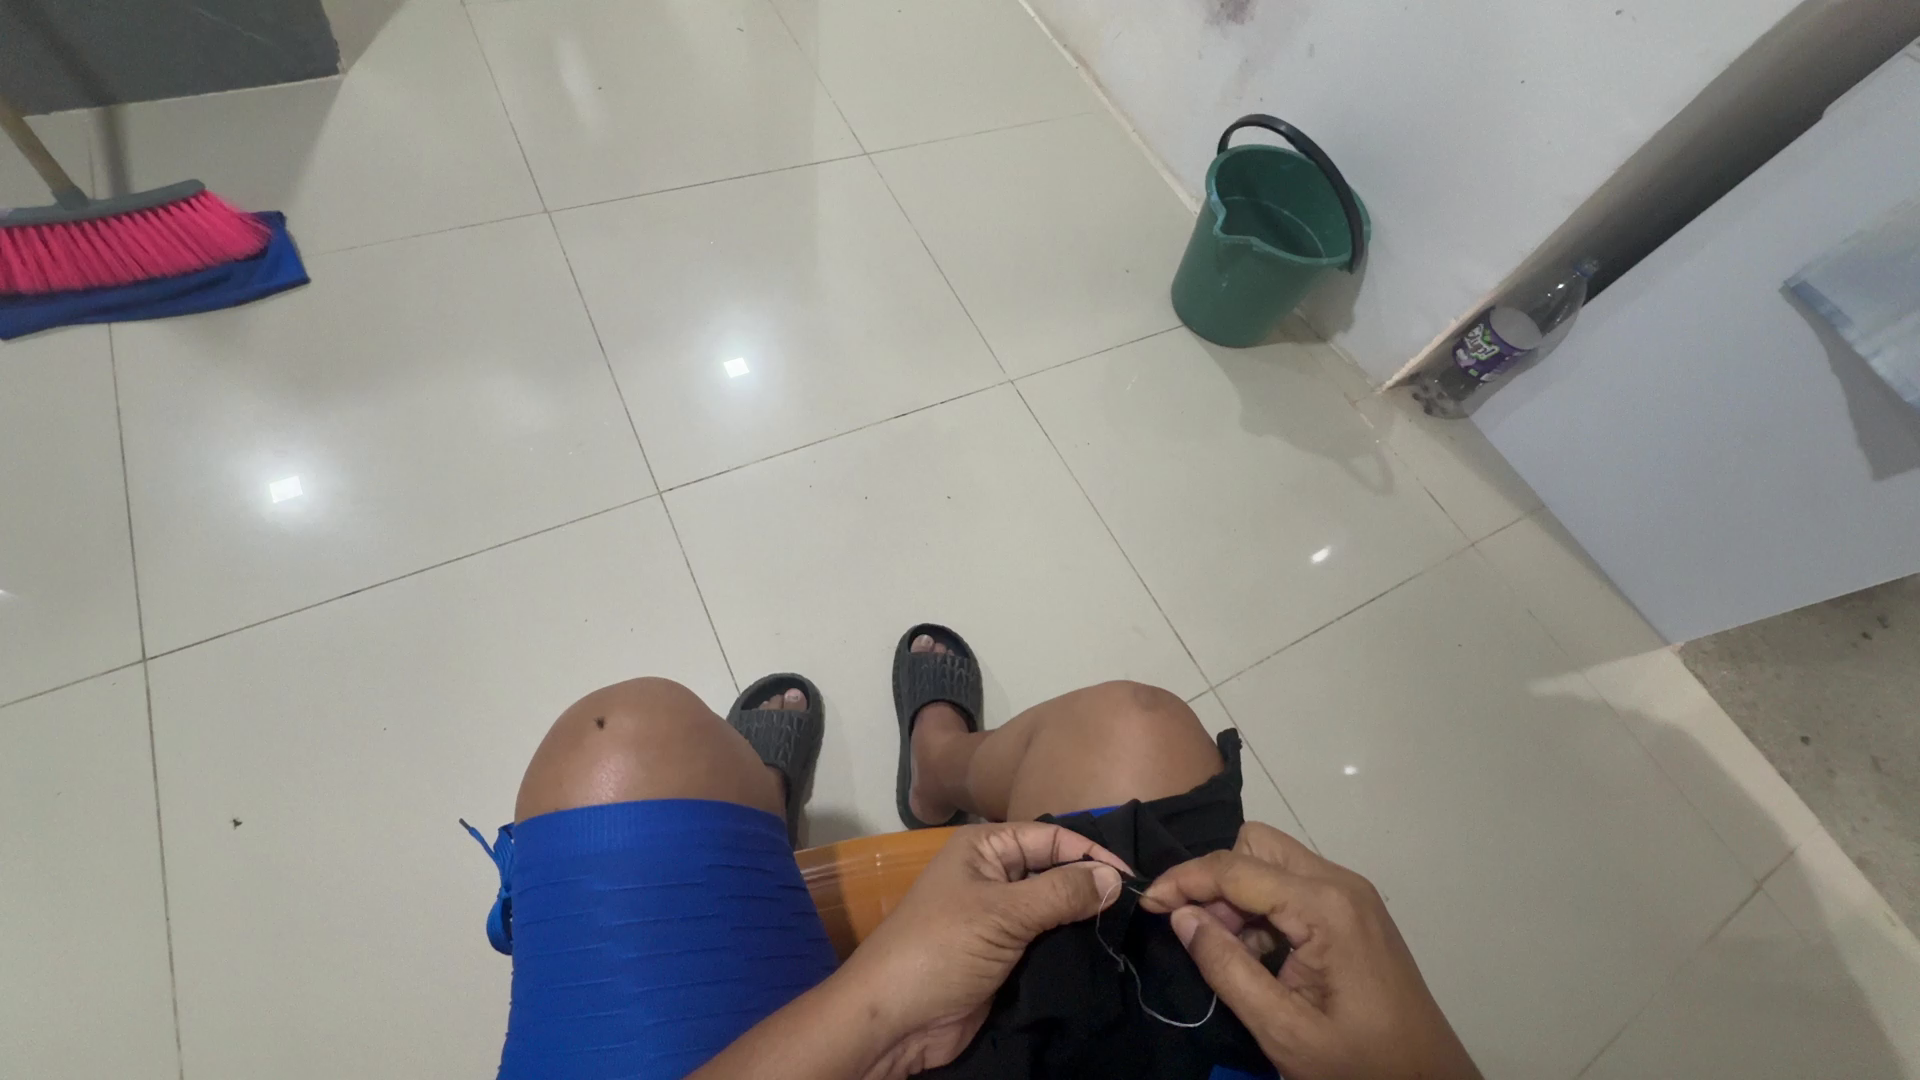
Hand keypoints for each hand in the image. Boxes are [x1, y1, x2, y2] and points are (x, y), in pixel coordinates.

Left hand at [837, 822, 1129, 1076]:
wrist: (895, 1018)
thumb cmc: (943, 947)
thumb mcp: (1003, 914)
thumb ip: (1060, 892)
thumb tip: (1113, 878)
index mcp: (985, 846)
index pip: (1050, 837)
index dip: (1090, 852)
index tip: (1135, 878)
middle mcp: (993, 872)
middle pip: (1053, 869)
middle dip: (1090, 883)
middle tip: (1140, 904)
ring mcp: (998, 914)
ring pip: (1052, 905)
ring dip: (1084, 916)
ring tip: (1131, 927)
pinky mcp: (1004, 953)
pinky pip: (1046, 938)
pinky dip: (1071, 943)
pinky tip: (1104, 949)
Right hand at [1140, 822, 1480, 1079]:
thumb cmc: (1361, 1068)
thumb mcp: (1284, 1031)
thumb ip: (1226, 968)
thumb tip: (1180, 914)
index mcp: (1325, 907)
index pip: (1234, 867)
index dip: (1184, 880)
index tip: (1147, 902)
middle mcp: (1338, 882)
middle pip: (1254, 844)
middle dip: (1216, 879)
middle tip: (1201, 931)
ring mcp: (1350, 894)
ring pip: (1270, 859)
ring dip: (1237, 893)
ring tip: (1229, 949)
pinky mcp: (1353, 909)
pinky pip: (1290, 883)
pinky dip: (1262, 906)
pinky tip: (1259, 953)